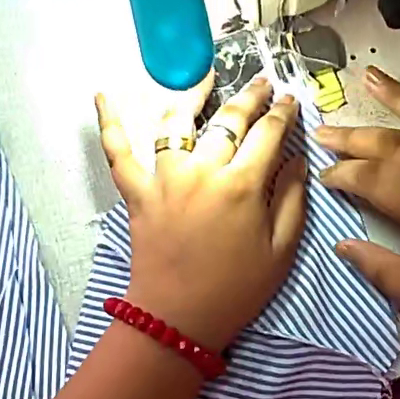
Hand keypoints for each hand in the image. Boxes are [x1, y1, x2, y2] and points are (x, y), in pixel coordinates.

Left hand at [95, 76, 307, 350]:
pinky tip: (101, 96)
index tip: (290, 100)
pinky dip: (110, 124)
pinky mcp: (137, 193)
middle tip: (262, 82)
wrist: (178, 320)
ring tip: (205, 78)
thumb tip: (298, 159)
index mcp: (242, 186)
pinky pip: (119, 153)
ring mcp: (165, 179)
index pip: (268, 134)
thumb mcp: (281, 249)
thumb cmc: (237, 289)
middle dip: (250, 97)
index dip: (283, 113)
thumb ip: (292, 199)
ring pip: (177, 125)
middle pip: (228, 120)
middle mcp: (202, 172)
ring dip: (192, 96)